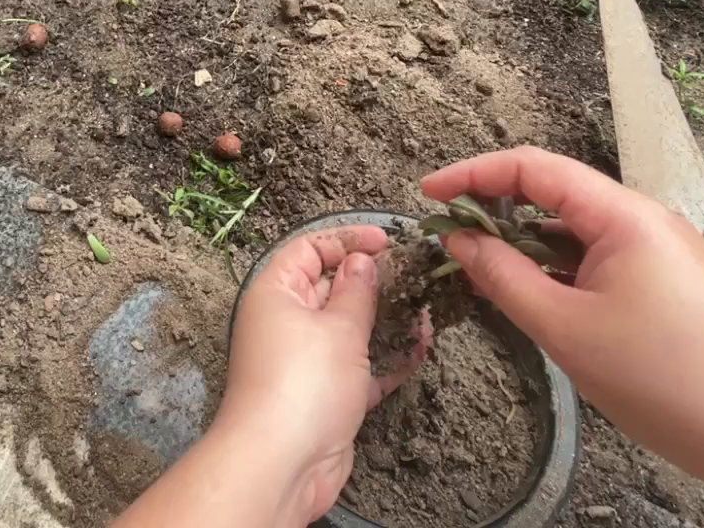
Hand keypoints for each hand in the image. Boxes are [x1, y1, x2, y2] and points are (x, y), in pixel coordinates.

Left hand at [214, 225, 423, 523]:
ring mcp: (305, 357)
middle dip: (373, 282)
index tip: (386, 241)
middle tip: (415, 278)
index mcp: (277, 290)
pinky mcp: (324, 392)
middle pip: (331, 286)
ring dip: (386, 322)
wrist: (281, 462)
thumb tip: (362, 260)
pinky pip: (357, 365)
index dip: (346, 239)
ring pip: (349, 328)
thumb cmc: (303, 381)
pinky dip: (384, 359)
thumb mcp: (338, 327)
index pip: (309, 249)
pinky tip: (419, 352)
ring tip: (426, 315)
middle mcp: (286, 318)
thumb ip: (357, 291)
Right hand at [422, 147, 703, 527]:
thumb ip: (500, 273)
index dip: (471, 174)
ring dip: (528, 244)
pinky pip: (604, 258)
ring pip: (578, 230)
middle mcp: (649, 221)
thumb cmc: (668, 383)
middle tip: (453, 239)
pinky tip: (544, 299)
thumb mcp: (563, 327)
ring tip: (491, 275)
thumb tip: (457, 238)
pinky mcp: (680, 286)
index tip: (428, 195)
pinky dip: (561, 268)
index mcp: (624, 215)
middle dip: (496, 210)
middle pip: (555, 194)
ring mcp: (669, 254)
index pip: (531, 166)